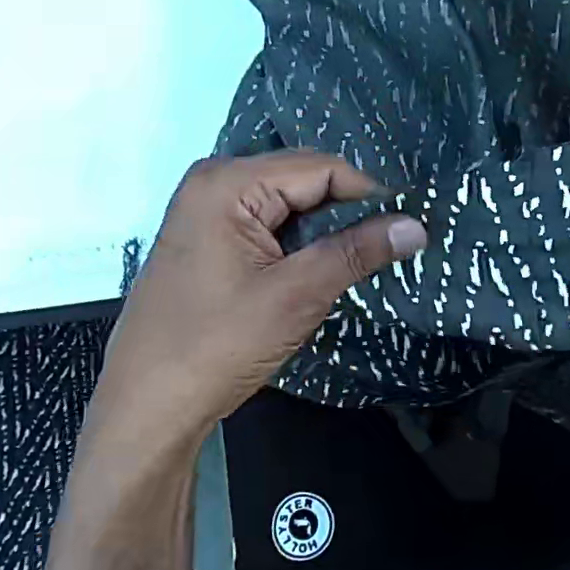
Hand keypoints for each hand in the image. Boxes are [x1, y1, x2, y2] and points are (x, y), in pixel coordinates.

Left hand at [94, 152, 426, 443]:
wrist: (152, 402)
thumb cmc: (220, 343)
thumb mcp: (298, 293)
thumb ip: (358, 251)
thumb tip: (417, 226)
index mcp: (229, 182)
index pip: (323, 168)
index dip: (371, 196)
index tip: (408, 232)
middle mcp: (216, 184)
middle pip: (306, 182)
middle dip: (351, 214)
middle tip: (394, 249)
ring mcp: (211, 213)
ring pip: (293, 208)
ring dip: (329, 234)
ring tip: (365, 263)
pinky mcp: (214, 243)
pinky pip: (273, 229)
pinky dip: (304, 246)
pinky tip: (323, 273)